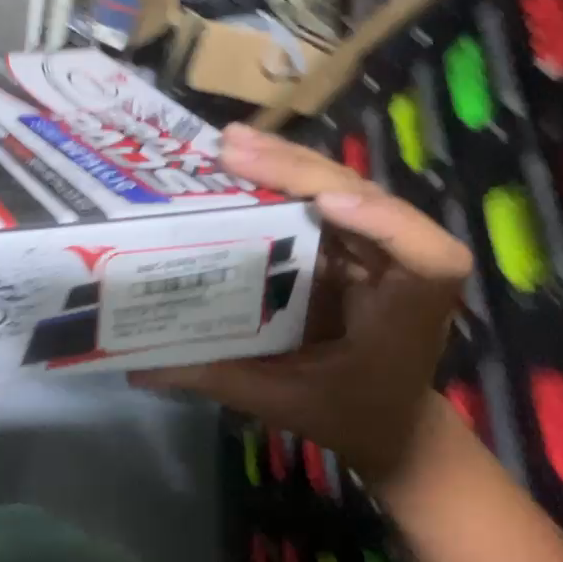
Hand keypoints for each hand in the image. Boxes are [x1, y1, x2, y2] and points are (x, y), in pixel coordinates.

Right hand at [131, 123, 474, 485]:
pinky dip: (285, 172)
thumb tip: (134, 366)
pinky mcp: (347, 239)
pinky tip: (243, 155)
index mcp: (406, 311)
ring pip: (341, 185)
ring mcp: (374, 246)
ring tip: (231, 142)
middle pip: (366, 199)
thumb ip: (214, 377)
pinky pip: (322, 195)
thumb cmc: (348, 412)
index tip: (325, 206)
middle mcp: (398, 267)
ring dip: (287, 160)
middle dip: (300, 171)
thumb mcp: (281, 402)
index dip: (386, 223)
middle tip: (234, 154)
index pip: (428, 258)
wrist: (389, 420)